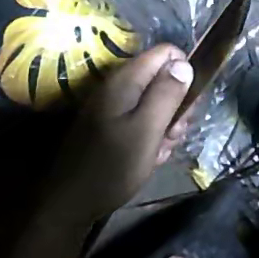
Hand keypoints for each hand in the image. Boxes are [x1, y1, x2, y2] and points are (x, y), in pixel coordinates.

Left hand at [43, 44, 193, 228]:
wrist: (71, 203)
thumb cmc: (112, 166)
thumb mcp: (147, 130)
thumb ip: (166, 94)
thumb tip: (184, 63)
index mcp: (126, 80)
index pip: (166, 53)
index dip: (184, 72)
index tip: (187, 104)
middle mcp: (119, 86)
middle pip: (163, 78)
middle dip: (176, 105)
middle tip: (174, 134)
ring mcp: (113, 106)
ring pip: (155, 103)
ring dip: (166, 125)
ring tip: (160, 151)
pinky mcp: (111, 125)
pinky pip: (142, 121)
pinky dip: (152, 137)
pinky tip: (150, 158)